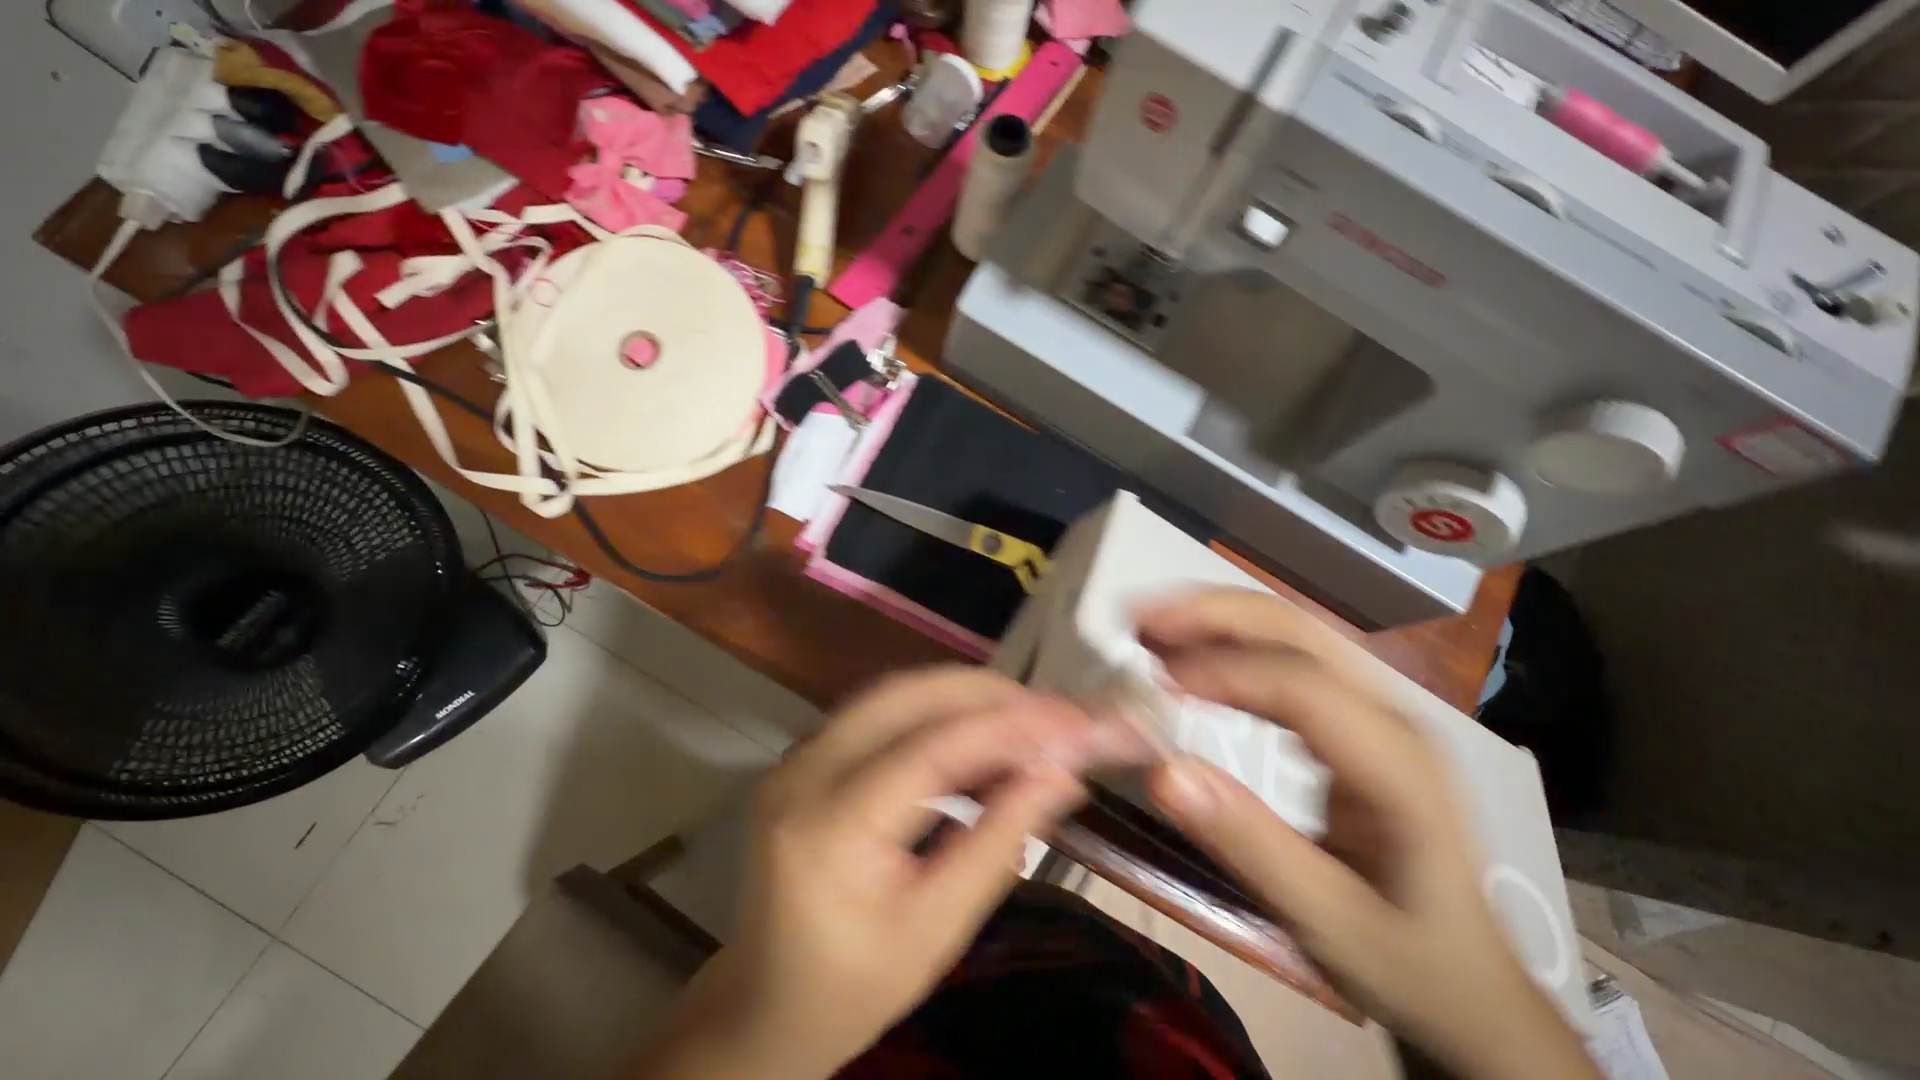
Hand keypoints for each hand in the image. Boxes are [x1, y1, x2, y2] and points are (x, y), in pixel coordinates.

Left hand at [641, 667, 1141, 1079]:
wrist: (766, 1006)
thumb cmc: (855, 985)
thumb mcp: (938, 926)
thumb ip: (1000, 842)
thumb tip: (1061, 774)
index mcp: (830, 827)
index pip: (930, 749)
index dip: (1007, 726)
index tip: (1071, 721)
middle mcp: (801, 775)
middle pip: (902, 697)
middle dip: (984, 693)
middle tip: (1052, 710)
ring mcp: (793, 763)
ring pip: (887, 698)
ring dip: (958, 698)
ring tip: (1024, 718)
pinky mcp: (800, 764)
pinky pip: (872, 717)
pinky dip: (930, 715)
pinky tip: (972, 735)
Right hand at [1136, 588, 1597, 1079]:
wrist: (1471, 990)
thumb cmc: (1406, 962)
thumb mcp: (1327, 921)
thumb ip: (1249, 844)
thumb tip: (1162, 770)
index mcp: (1399, 764)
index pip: (1302, 685)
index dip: (1222, 671)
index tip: (1151, 680)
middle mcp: (1394, 719)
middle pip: (1303, 633)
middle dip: (1215, 614)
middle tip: (1139, 619)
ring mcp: (1381, 717)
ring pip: (1298, 636)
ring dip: (1221, 622)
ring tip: (1151, 628)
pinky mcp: (1360, 727)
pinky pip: (1294, 667)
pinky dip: (1237, 651)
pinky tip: (1194, 662)